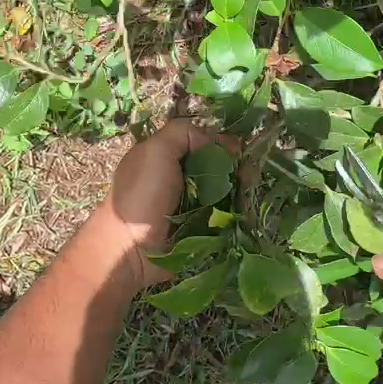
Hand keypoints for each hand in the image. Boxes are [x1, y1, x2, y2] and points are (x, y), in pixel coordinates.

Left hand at [90, 119, 240, 286]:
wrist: (132, 250)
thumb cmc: (142, 195)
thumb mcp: (156, 150)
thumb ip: (182, 133)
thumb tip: (214, 139)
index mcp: (164, 156)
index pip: (201, 141)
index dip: (221, 142)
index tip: (238, 148)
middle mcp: (178, 178)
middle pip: (217, 166)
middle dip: (235, 167)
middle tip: (248, 173)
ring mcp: (191, 206)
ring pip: (224, 190)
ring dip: (239, 189)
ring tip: (250, 189)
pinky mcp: (200, 230)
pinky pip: (224, 216)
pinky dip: (236, 212)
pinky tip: (247, 208)